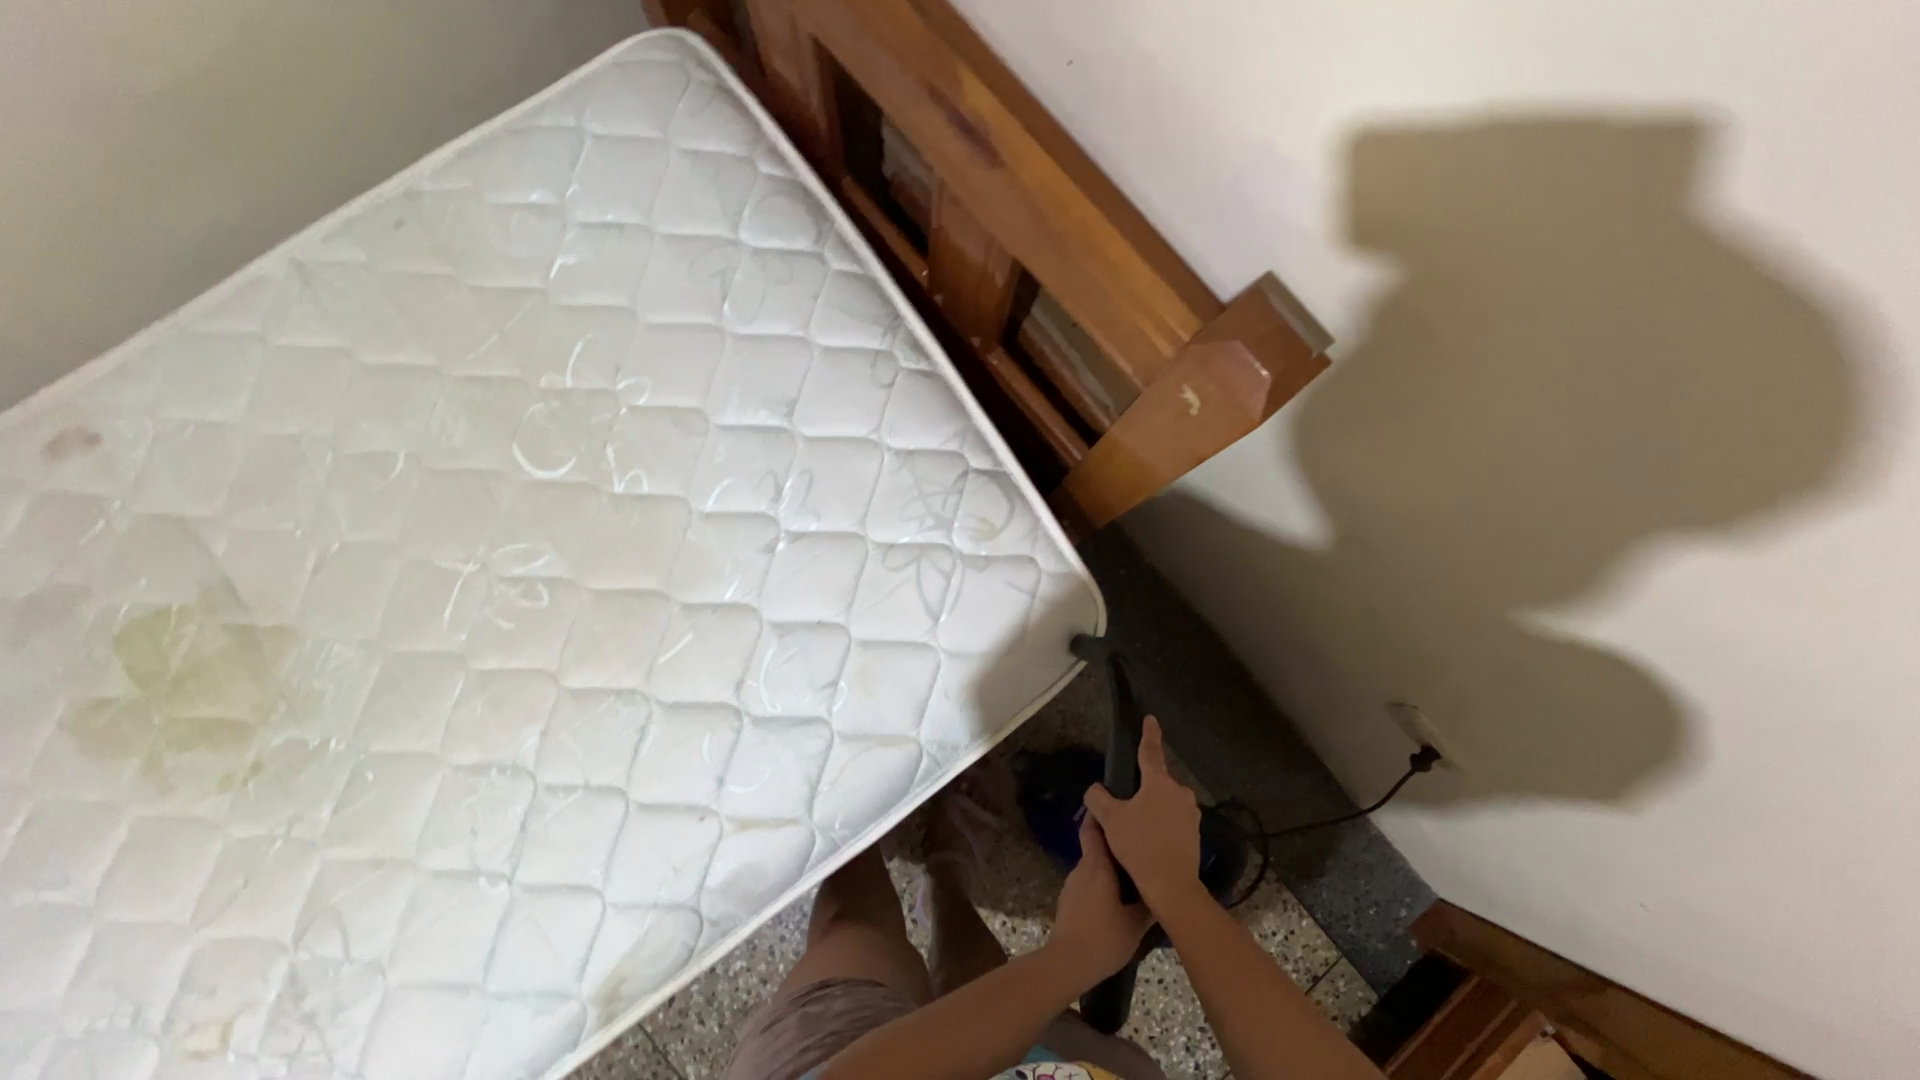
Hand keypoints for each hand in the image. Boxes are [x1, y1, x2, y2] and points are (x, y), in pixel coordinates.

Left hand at [1047, 814, 1154, 983]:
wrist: (1067, 963)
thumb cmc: (1104, 938)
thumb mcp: (1136, 923)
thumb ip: (1150, 903)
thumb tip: (1164, 889)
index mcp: (1097, 866)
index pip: (1093, 829)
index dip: (1102, 816)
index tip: (1118, 808)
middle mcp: (1082, 869)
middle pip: (1097, 847)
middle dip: (1116, 844)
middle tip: (1139, 845)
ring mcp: (1073, 885)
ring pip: (1094, 867)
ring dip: (1111, 867)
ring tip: (1135, 873)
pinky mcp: (1070, 901)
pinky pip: (1089, 883)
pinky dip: (1103, 883)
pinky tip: (1118, 897)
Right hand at [1082, 716, 1204, 911]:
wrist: (1172, 885)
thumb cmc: (1140, 845)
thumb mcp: (1110, 820)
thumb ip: (1098, 799)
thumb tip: (1096, 789)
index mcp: (1159, 783)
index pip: (1150, 751)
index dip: (1148, 733)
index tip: (1150, 719)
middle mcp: (1180, 792)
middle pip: (1156, 782)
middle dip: (1143, 789)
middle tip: (1125, 806)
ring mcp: (1191, 813)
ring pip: (1165, 803)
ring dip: (1152, 809)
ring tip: (1135, 829)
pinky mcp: (1195, 833)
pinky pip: (1173, 820)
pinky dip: (1161, 825)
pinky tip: (1149, 841)